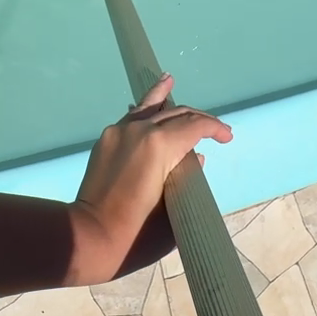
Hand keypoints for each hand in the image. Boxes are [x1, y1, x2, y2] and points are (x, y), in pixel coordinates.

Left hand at [65, 74, 232, 284]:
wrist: (89, 237)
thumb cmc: (137, 234)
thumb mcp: (174, 212)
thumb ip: (188, 179)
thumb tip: (195, 159)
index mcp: (160, 145)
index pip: (194, 126)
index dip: (215, 128)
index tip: (227, 138)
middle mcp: (139, 129)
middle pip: (175, 113)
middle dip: (197, 118)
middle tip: (214, 129)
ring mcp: (119, 132)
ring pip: (148, 107)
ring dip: (163, 96)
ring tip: (169, 79)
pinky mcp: (105, 140)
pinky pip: (130, 119)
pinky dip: (143, 110)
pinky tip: (146, 106)